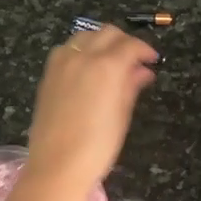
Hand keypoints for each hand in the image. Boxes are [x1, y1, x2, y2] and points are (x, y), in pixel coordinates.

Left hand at [24, 25, 157, 195]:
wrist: (57, 167)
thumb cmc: (97, 146)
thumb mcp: (122, 115)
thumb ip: (131, 85)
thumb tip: (143, 71)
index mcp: (106, 66)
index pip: (131, 45)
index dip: (145, 50)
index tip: (152, 60)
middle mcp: (83, 56)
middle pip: (108, 33)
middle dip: (124, 41)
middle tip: (135, 60)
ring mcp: (62, 63)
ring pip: (85, 36)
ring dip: (102, 42)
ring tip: (112, 62)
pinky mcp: (48, 73)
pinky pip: (67, 49)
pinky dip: (81, 50)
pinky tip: (87, 68)